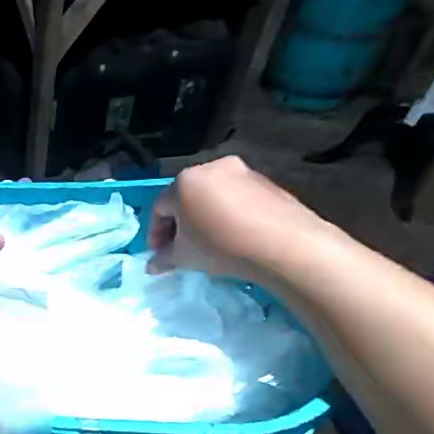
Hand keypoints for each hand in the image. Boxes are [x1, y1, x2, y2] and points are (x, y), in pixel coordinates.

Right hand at [148, 157, 327, 280]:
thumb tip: (153, 265)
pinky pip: (237, 198)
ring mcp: (241, 171)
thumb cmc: (220, 246)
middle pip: (186, 197)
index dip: (156, 234)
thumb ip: (164, 259)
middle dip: (181, 225)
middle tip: (182, 250)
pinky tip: (234, 237)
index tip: (161, 256)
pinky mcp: (265, 181)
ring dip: (205, 218)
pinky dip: (229, 215)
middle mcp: (210, 168)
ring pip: (212, 196)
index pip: (160, 208)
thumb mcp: (185, 257)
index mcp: (183, 181)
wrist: (280, 243)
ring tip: (210, 245)